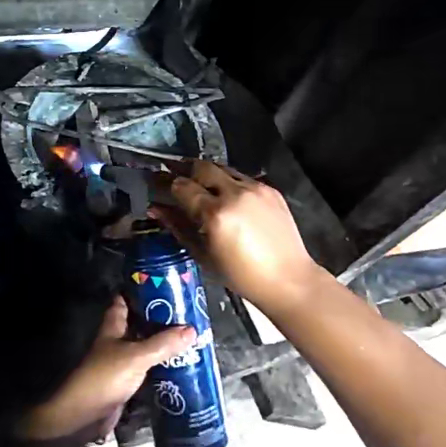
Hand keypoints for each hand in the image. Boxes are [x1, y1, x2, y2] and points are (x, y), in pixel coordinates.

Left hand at [15, 297, 195, 442]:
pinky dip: (163, 365)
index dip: (142, 290)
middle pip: (139, 322)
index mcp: (113, 325)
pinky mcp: (127, 381)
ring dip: (163, 342)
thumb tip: (192, 328)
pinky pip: (148, 367)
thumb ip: (163, 344)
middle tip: (189, 312)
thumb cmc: (105, 376)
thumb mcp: (136, 356)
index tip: (165, 284)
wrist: (84, 415)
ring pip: (145, 345)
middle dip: (160, 317)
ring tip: (193, 336)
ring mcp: (122, 360)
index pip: (125, 299)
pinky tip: (182, 364)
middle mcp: (117, 339)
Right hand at [150, 160, 327, 313]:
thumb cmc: (241, 275)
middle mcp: (234, 194)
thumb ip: (178, 226)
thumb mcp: (203, 254)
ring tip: (200, 186)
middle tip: (175, 176)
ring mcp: (255, 188)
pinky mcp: (270, 189)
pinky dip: (229, 183)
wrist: (288, 279)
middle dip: (185, 169)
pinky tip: (227, 198)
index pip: (182, 185)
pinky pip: (242, 177)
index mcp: (215, 214)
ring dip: (207, 174)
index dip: (168, 184)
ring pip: (222, 168)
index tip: (159, 185)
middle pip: (201, 167)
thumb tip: (156, 208)